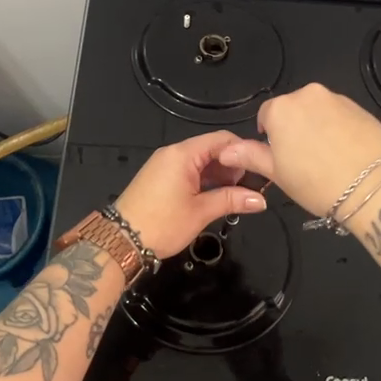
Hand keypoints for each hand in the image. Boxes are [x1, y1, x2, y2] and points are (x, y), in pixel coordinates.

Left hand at [112, 130, 267, 257]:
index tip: (258, 170)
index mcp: (183, 154)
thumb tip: (260, 200)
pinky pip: (188, 170)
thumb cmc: (161, 224)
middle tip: (249, 187)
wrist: (120, 241)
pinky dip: (204, 180)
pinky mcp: (160, 177)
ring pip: (200, 161)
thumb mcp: (200, 212)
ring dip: (219, 175)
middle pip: (211, 149)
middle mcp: (173, 153)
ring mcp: (164, 165)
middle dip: (232, 165)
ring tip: (235, 195)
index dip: (242, 152)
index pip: (221, 139)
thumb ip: (232, 200)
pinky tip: (215, 197)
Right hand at [217, 83, 380, 216]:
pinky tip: (345, 154)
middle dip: (294, 129)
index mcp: (281, 108)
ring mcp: (338, 99)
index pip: (266, 115)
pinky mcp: (361, 108)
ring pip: (318, 111)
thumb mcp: (278, 173)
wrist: (374, 186)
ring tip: (326, 159)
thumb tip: (226, 151)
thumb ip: (251, 156)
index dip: (270, 137)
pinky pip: (341, 115)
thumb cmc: (317, 182)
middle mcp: (308, 95)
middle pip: (293, 109)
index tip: (279, 157)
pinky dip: (338, 129)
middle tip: (302, 161)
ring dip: (316, 127)